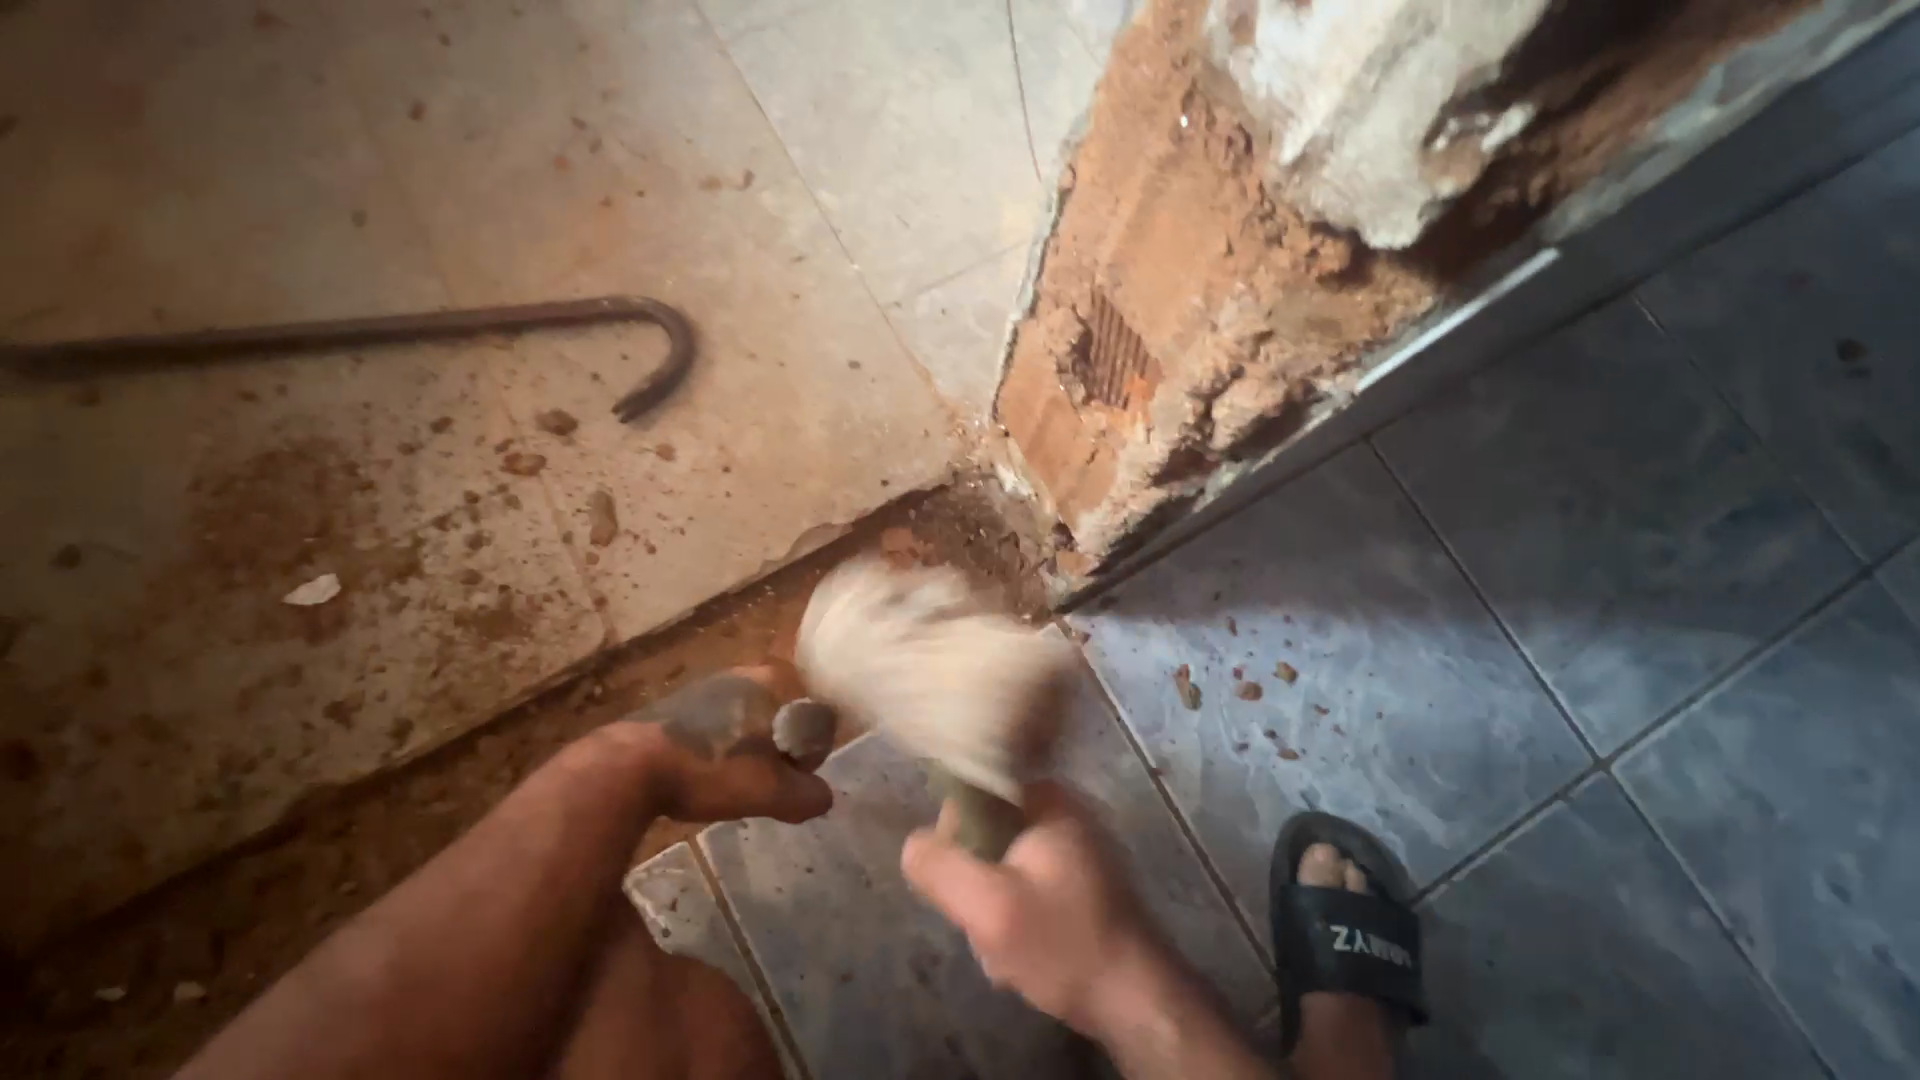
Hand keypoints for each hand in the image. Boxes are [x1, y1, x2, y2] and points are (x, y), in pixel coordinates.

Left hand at [610, 665, 833, 825]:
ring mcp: (710, 685)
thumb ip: (807, 795)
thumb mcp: (771, 792)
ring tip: (732, 786)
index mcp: (776, 680)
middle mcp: (748, 672)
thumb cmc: (713, 769)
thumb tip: (821, 798)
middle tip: (764, 787)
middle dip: (781, 753)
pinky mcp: (681, 703)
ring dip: (751, 753)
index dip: (810, 757)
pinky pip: (720, 728)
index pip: (819, 719)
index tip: (789, 783)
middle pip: (785, 719)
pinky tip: (704, 777)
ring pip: (752, 724)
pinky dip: (722, 751)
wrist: (629, 765)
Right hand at [900, 781, 1161, 1036]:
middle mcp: (1067, 813)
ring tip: (1002, 951)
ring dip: (994, 910)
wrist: (1137, 1001)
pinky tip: (1020, 959)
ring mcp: (1079, 850)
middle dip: (977, 884)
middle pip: (989, 836)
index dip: (954, 839)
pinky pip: (1030, 890)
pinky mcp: (1085, 887)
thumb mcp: (988, 905)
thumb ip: (940, 867)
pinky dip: (1018, 921)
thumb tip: (914, 844)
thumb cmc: (1063, 943)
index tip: (957, 882)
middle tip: (983, 923)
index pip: (975, 796)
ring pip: (1006, 869)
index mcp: (1049, 798)